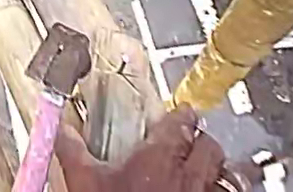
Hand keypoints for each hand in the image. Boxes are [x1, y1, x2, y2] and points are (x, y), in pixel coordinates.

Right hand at [54, 108, 226, 190]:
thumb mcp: (84, 181)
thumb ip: (72, 148)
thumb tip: (61, 127)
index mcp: (160, 158)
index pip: (179, 126)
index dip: (182, 116)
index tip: (183, 111)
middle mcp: (191, 179)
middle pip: (210, 148)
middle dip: (203, 140)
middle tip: (194, 139)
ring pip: (231, 180)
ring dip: (222, 172)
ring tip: (212, 171)